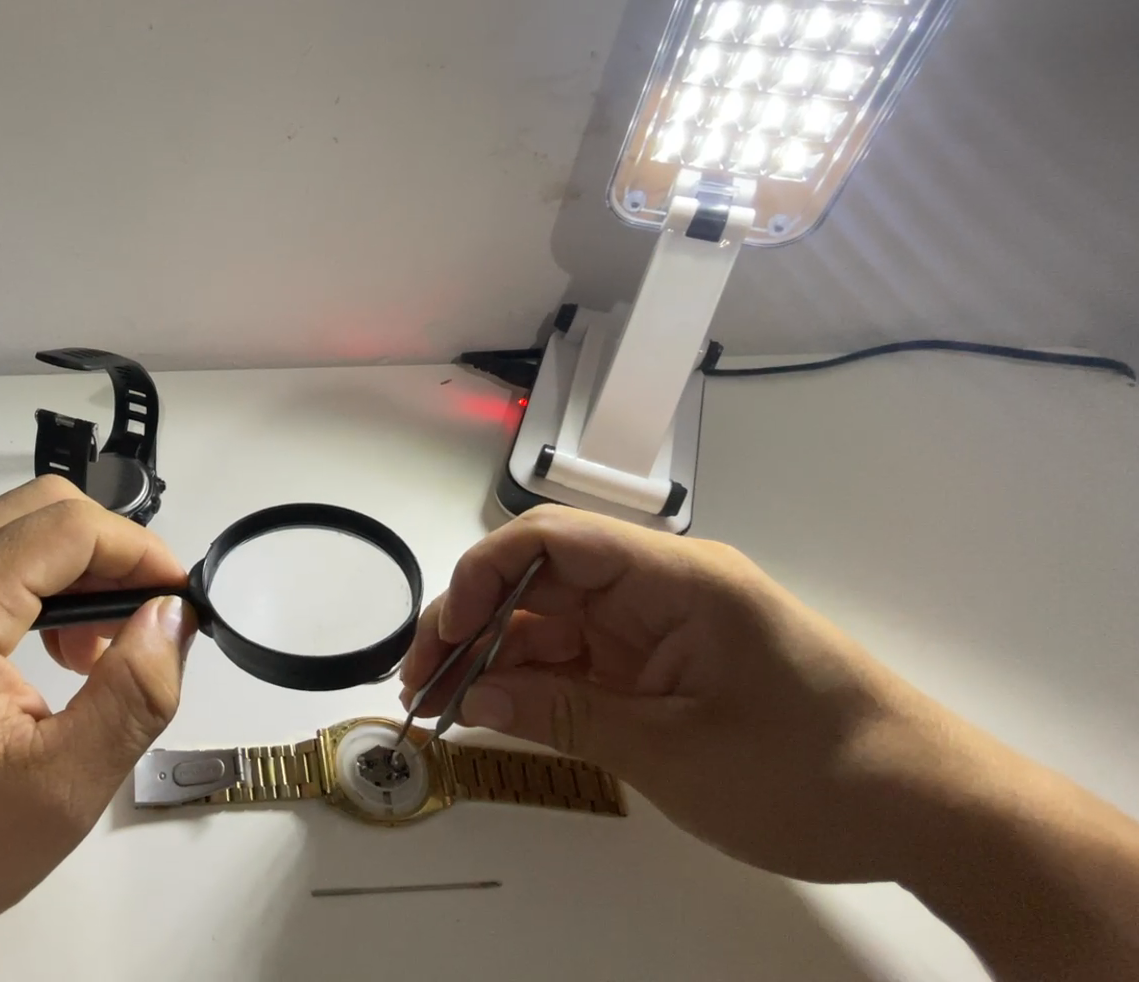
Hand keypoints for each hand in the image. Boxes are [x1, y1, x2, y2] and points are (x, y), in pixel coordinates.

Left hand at [0, 477, 195, 979]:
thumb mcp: (60, 789)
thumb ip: (132, 695)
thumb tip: (173, 616)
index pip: (72, 527)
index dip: (141, 551)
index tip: (183, 601)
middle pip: (45, 508)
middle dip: (112, 552)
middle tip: (147, 621)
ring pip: (20, 529)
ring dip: (79, 570)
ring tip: (101, 650)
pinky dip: (43, 585)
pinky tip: (56, 656)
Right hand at [400, 505, 973, 884]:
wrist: (937, 817)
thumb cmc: (817, 775)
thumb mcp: (674, 753)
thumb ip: (562, 716)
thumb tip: (469, 696)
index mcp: (673, 578)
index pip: (553, 540)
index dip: (484, 575)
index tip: (448, 635)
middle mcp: (653, 586)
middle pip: (534, 580)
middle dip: (469, 625)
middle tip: (420, 682)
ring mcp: (650, 624)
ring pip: (543, 621)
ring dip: (488, 658)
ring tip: (437, 703)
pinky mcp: (651, 660)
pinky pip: (571, 657)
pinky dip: (526, 681)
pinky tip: (486, 707)